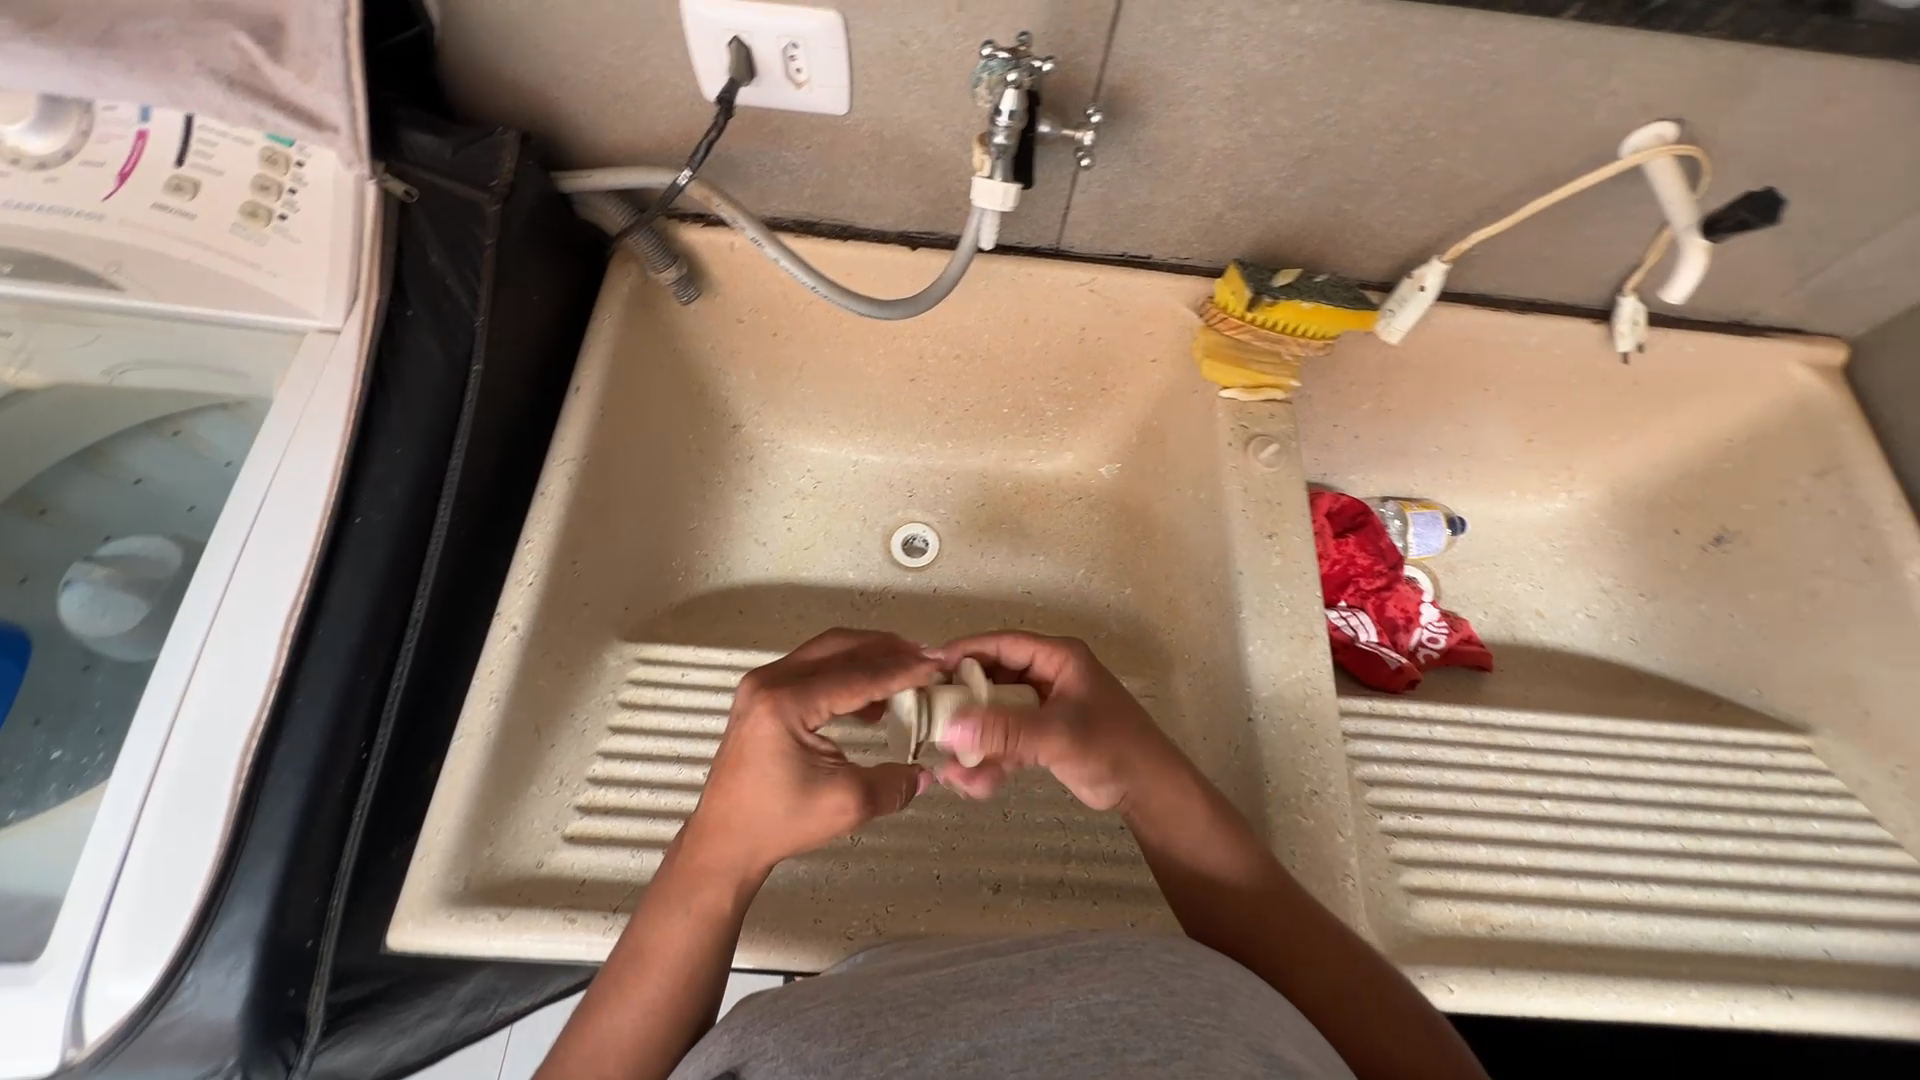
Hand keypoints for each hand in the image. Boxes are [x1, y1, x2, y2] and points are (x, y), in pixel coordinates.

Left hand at [680, 629, 938, 879]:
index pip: (858, 674)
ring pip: (827, 651)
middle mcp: (771, 681)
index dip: (903, 670)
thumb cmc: (777, 823)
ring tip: (906, 673)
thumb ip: (894, 783)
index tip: (938, 666)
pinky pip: (814, 668)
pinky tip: (873, 701)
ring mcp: (763, 684)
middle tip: (927, 658)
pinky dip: (848, 673)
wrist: (724, 841)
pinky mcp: (763, 694)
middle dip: (888, 650)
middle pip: (841, 647)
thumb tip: (927, 773)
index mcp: (787, 702)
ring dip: (869, 657)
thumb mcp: (847, 804)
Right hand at [930, 632, 1185, 811]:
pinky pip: (1006, 741)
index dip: (965, 652)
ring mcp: (1043, 709)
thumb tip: (951, 731)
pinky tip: (975, 785)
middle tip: (931, 721)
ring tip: (953, 771)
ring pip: (995, 716)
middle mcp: (1047, 677)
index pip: (1002, 645)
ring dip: (975, 743)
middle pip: (992, 681)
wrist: (1147, 791)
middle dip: (964, 706)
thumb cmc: (1112, 747)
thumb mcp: (1057, 735)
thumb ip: (1004, 731)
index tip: (930, 668)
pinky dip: (991, 761)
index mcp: (1058, 659)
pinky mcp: (1041, 737)